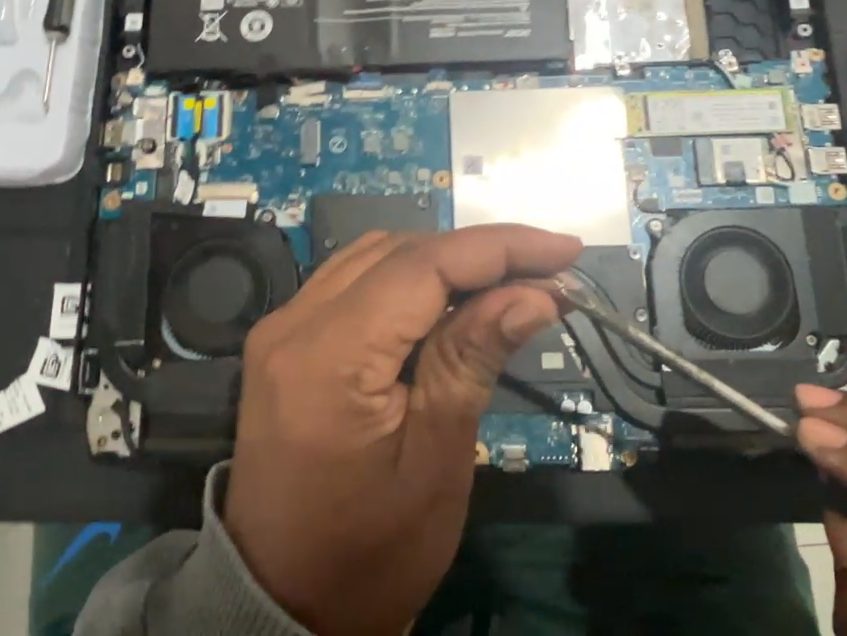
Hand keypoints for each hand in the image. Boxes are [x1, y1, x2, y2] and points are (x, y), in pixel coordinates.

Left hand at [224, 227, 581, 635]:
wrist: (281, 599)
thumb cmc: (368, 551)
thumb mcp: (436, 463)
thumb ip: (472, 360)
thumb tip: (534, 293)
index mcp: (327, 356)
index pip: (422, 265)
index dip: (499, 247)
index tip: (565, 249)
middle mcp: (292, 323)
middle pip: (396, 252)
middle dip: (477, 253)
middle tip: (546, 274)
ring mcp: (281, 329)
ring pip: (372, 257)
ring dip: (442, 260)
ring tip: (508, 284)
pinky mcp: (284, 342)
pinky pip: (350, 283)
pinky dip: (406, 279)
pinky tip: (449, 301)